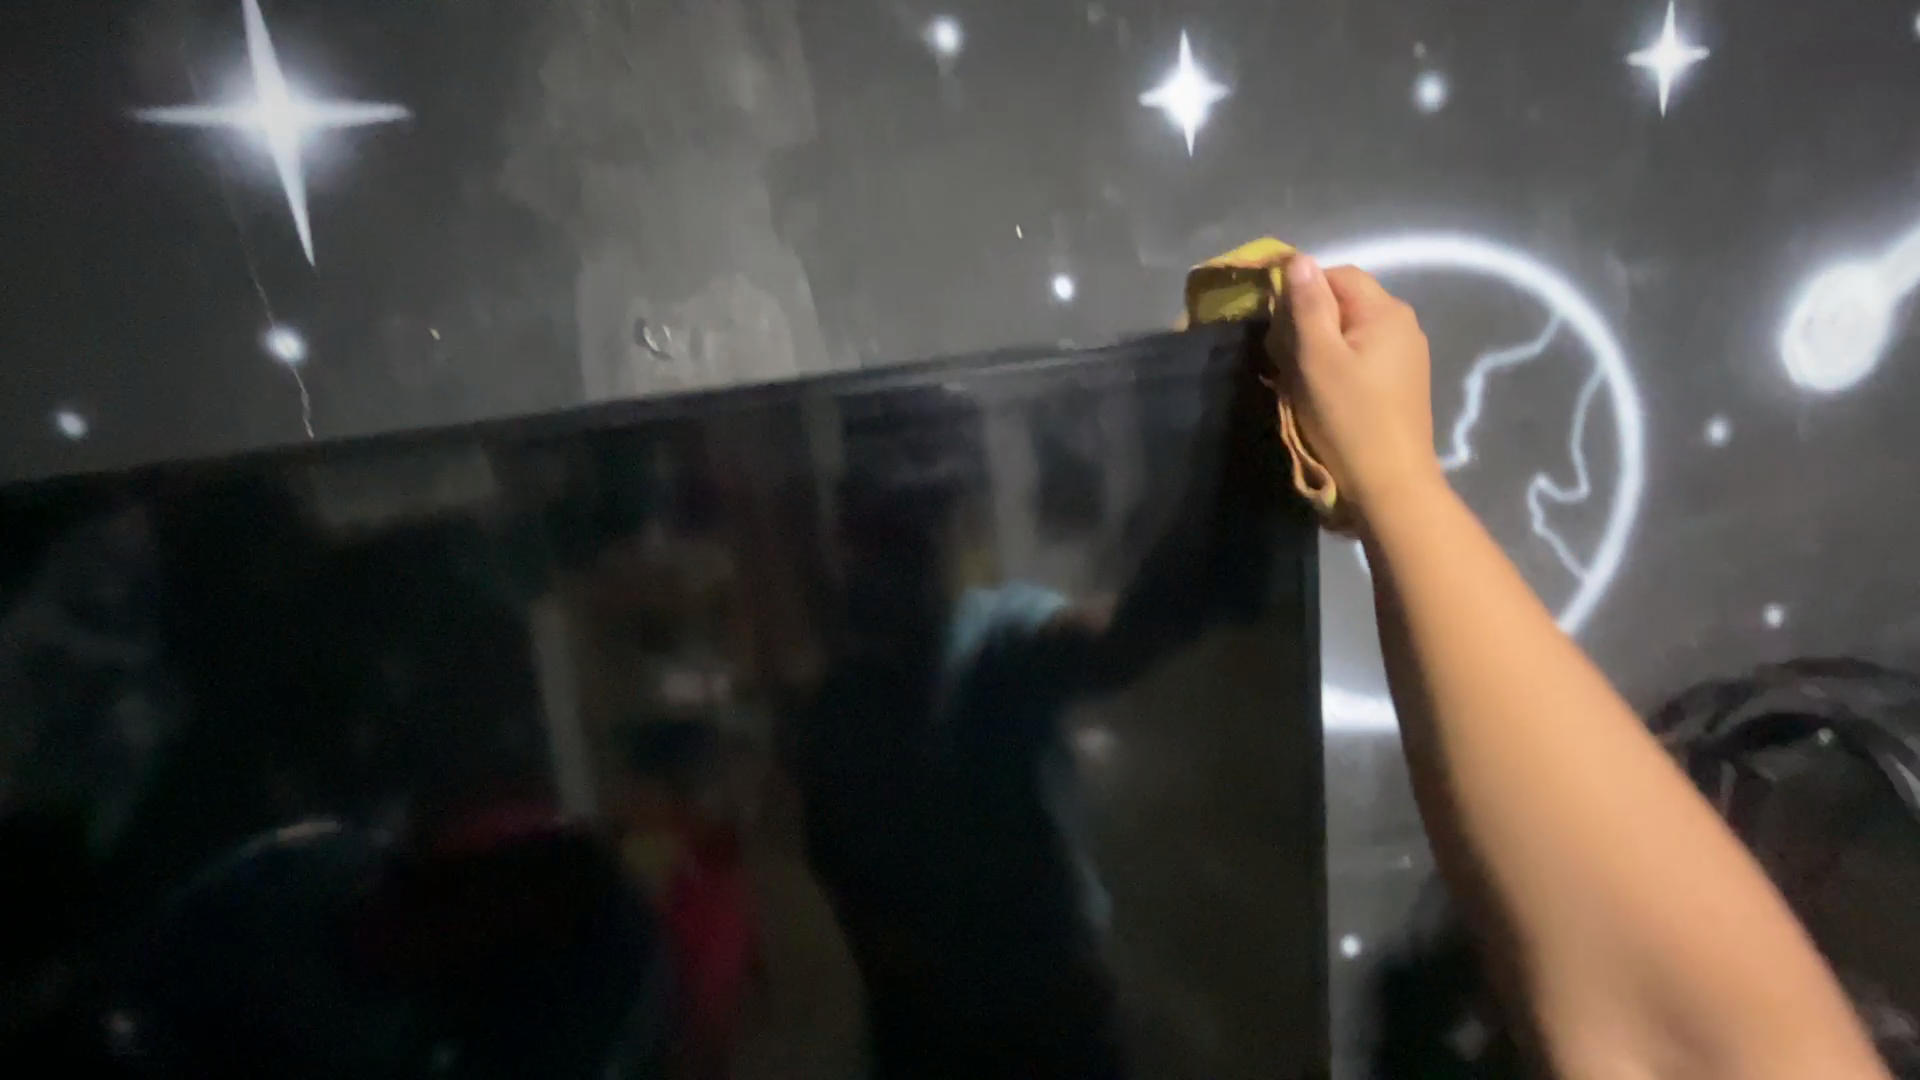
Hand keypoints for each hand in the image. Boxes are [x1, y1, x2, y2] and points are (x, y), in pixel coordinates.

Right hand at [1279, 255, 1444, 525]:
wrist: (1388, 485)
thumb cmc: (1348, 420)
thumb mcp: (1318, 360)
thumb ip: (1307, 307)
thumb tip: (1297, 260)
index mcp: (1385, 312)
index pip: (1337, 275)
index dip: (1300, 291)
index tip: (1272, 326)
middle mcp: (1402, 326)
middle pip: (1344, 304)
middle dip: (1306, 322)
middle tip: (1278, 357)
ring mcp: (1404, 357)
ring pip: (1348, 334)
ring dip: (1316, 348)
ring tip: (1293, 379)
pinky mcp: (1398, 385)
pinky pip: (1358, 359)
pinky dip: (1332, 368)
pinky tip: (1317, 394)